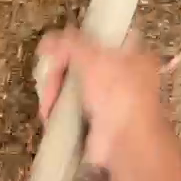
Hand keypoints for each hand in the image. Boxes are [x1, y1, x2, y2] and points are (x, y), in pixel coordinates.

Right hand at [35, 30, 177, 180]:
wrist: (125, 142)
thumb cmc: (117, 94)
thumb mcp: (93, 58)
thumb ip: (69, 43)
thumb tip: (48, 39)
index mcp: (132, 54)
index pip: (100, 38)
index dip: (78, 40)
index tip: (59, 48)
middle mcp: (122, 74)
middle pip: (79, 63)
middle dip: (59, 72)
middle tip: (50, 80)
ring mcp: (108, 99)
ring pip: (72, 86)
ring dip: (54, 94)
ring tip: (49, 104)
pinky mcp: (95, 120)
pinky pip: (70, 108)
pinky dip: (57, 111)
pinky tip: (50, 115)